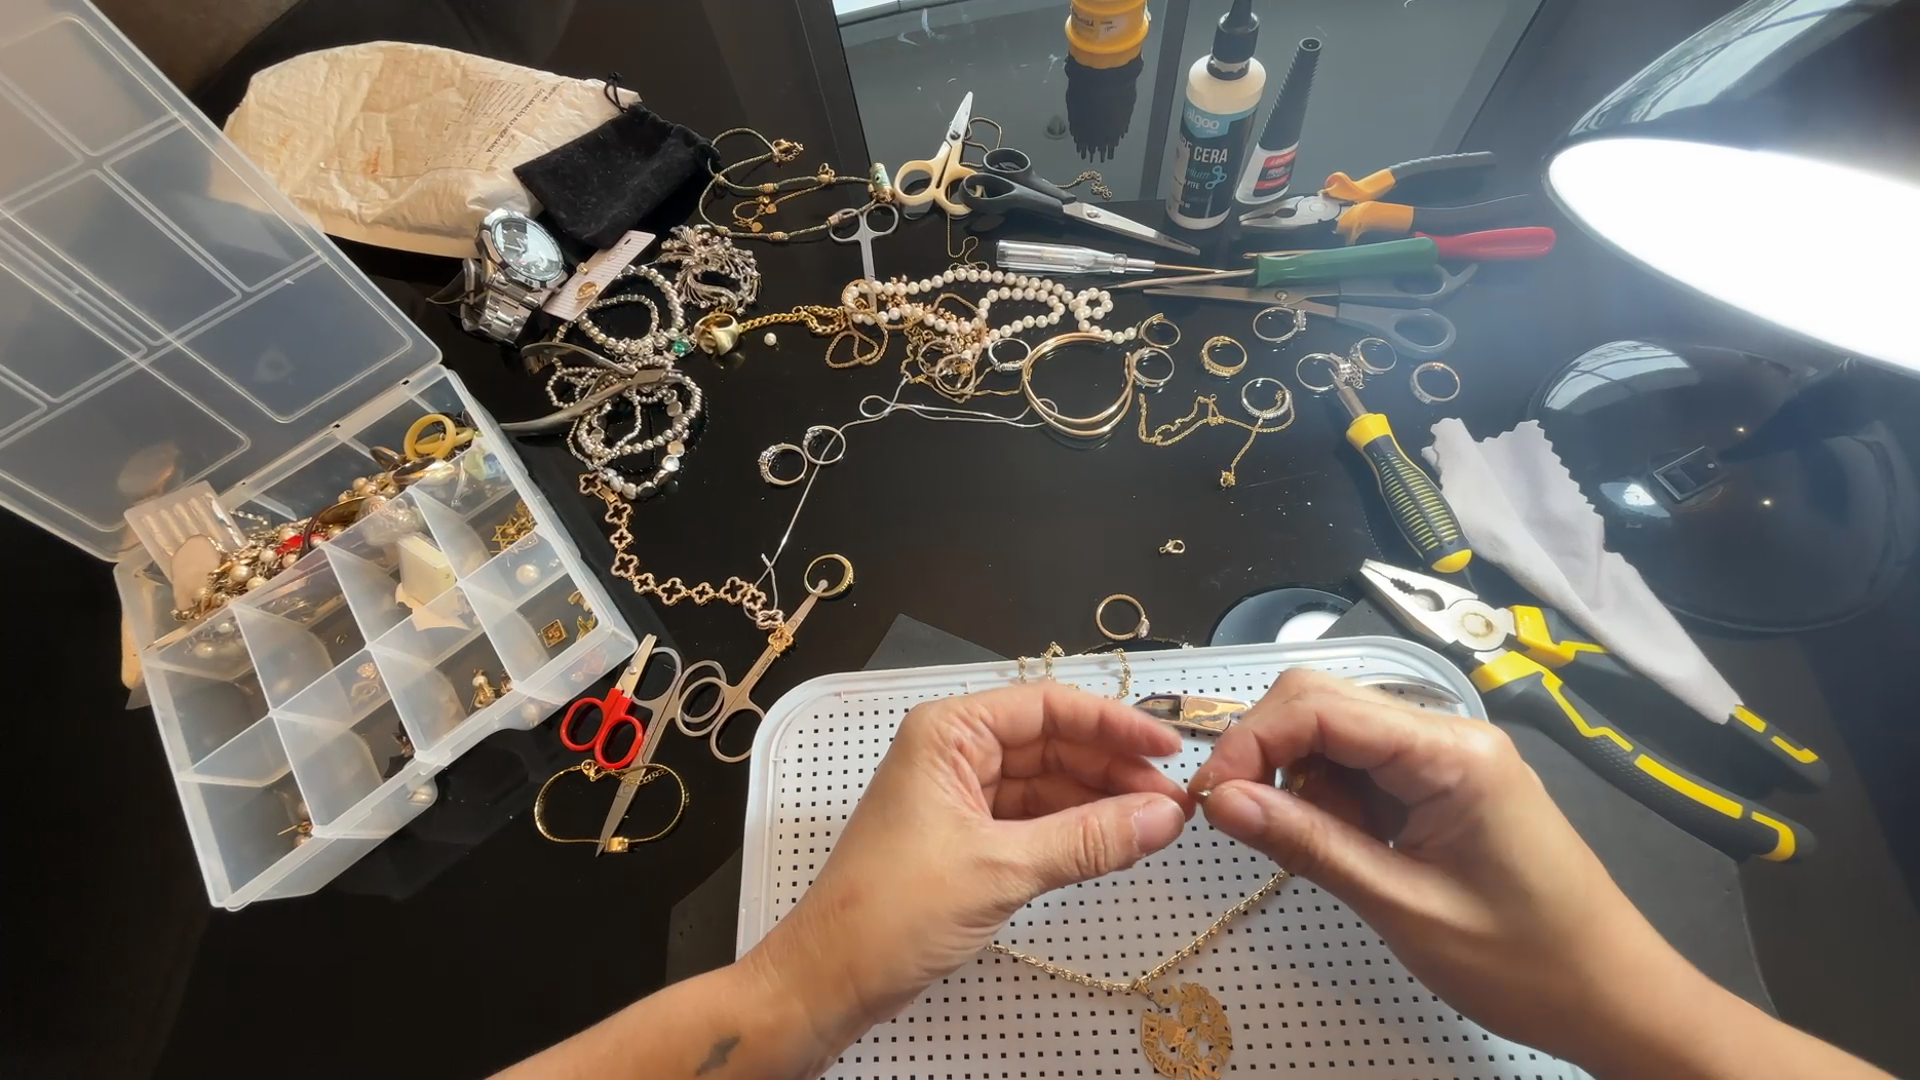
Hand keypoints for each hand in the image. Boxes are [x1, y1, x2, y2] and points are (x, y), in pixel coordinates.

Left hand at [748, 683, 1192, 1043]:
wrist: (830, 979)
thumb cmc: (894, 909)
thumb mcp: (999, 869)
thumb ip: (1087, 840)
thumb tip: (1165, 818)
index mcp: (950, 730)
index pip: (1046, 708)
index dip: (1112, 723)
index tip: (1167, 749)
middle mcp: (957, 748)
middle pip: (1052, 742)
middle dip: (1112, 769)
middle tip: (1174, 800)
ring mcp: (963, 790)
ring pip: (1047, 781)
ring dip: (1099, 800)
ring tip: (1158, 822)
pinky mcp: (970, 831)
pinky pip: (1034, 816)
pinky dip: (1075, 827)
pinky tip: (1117, 839)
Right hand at [1186, 670, 1717, 1069]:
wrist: (1622, 1006)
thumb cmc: (1526, 966)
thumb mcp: (1403, 908)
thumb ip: (1306, 845)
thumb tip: (1218, 801)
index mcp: (1450, 751)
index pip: (1320, 707)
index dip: (1252, 740)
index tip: (1212, 795)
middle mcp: (1443, 730)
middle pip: (1318, 702)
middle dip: (1268, 753)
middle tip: (1243, 814)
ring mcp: (1440, 749)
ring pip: (1327, 731)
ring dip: (1300, 781)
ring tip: (1326, 847)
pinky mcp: (1433, 774)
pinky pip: (1352, 762)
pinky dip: (1327, 796)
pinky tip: (1350, 842)